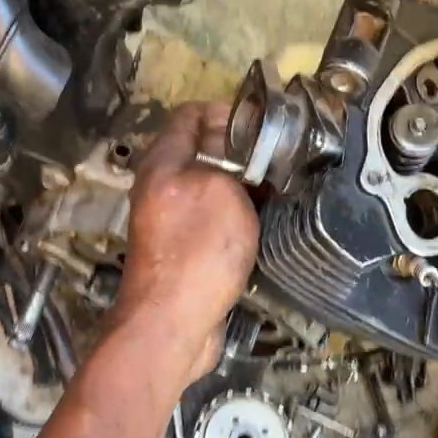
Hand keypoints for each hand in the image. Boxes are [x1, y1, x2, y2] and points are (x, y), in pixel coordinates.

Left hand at [114, 102, 259, 379]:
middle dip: (239, 153)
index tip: (262, 124)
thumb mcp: (220, 191)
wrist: (171, 325)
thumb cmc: (196, 252)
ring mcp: (169, 226)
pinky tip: (261, 228)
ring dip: (240, 190)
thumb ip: (230, 166)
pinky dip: (235, 222)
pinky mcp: (183, 257)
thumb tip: (241, 164)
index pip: (190, 116)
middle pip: (200, 155)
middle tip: (277, 159)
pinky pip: (212, 226)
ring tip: (277, 190)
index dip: (226, 112)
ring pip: (209, 192)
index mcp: (162, 164)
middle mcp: (160, 190)